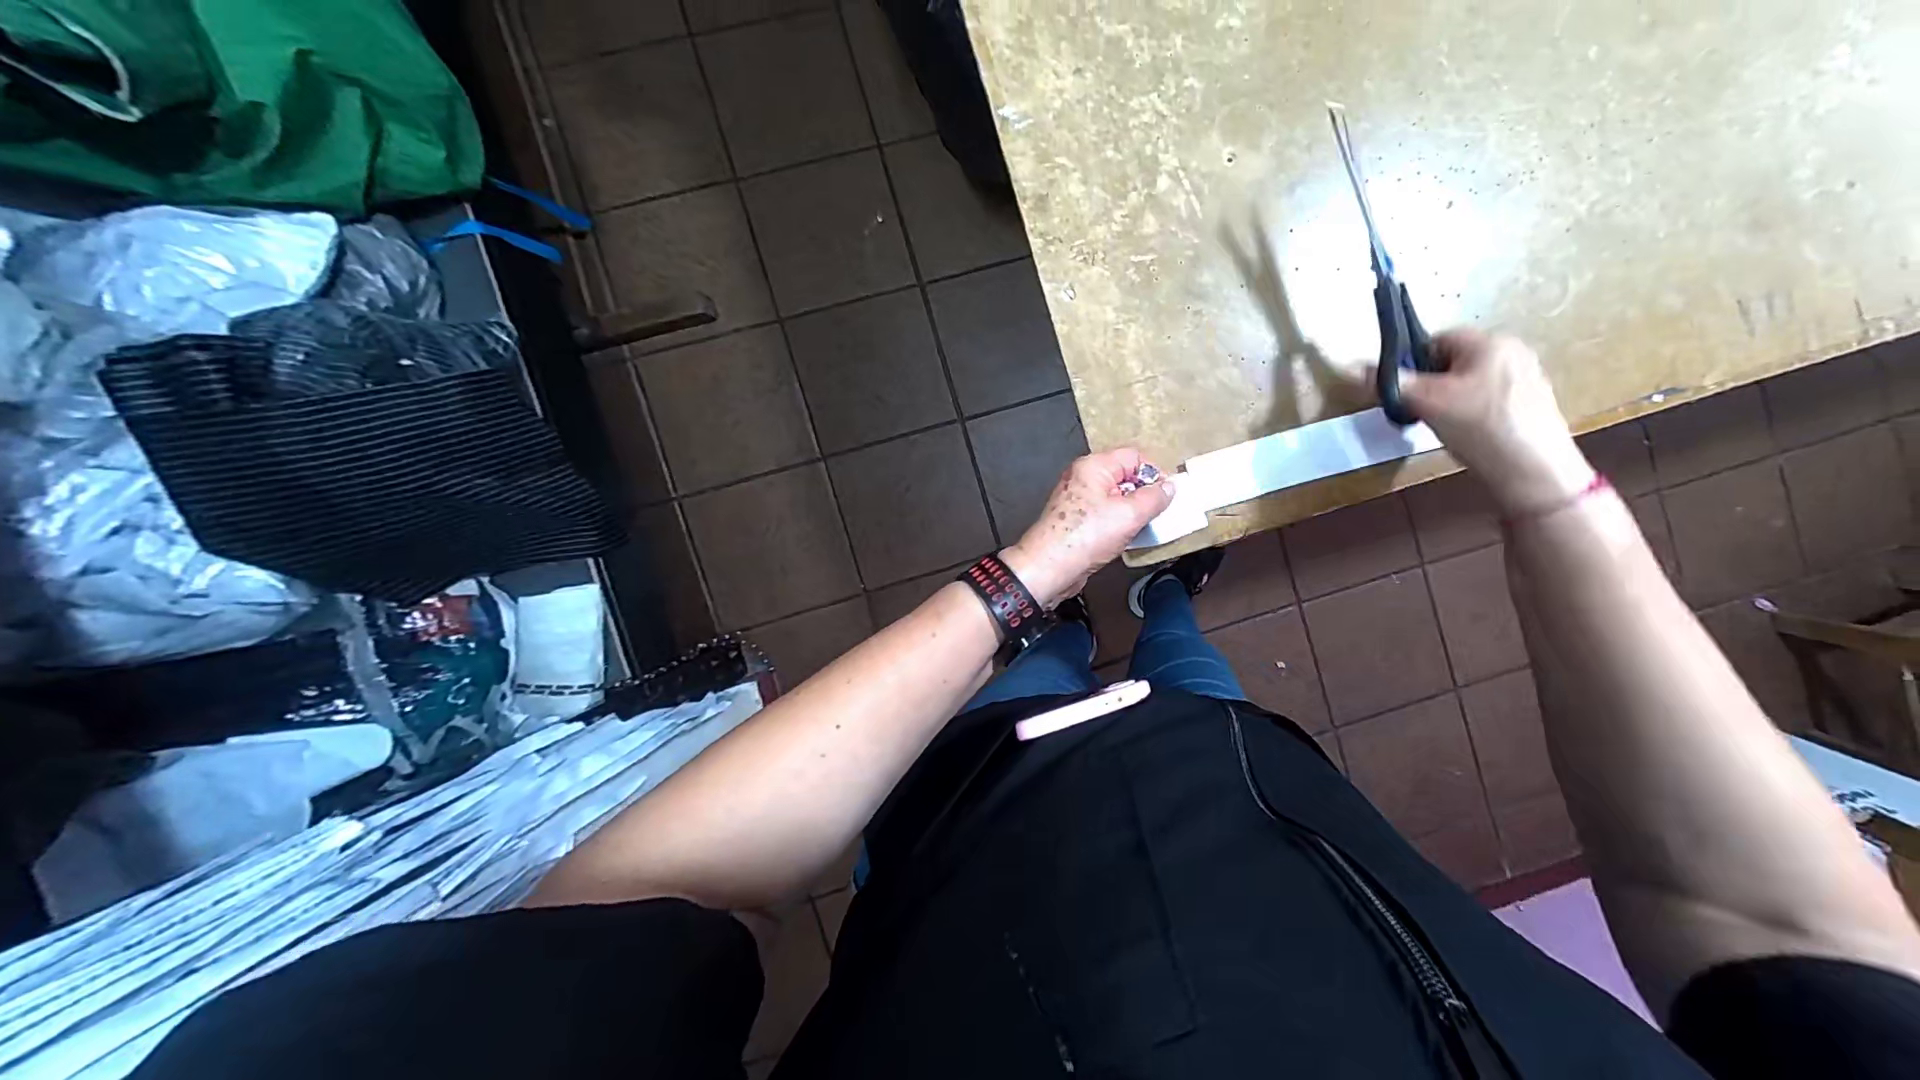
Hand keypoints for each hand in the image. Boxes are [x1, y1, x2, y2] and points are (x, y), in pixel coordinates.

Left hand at [1001, 449, 1174, 608]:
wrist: (1049, 568)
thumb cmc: (1082, 538)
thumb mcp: (1130, 515)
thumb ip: (1155, 498)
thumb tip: (1169, 488)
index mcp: (1093, 466)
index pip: (1134, 456)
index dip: (1153, 473)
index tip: (1165, 495)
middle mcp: (1083, 478)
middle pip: (1125, 477)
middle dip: (1144, 495)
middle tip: (1155, 514)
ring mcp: (1077, 500)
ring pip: (1116, 498)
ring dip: (1132, 513)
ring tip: (1139, 529)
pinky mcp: (1076, 520)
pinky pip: (1104, 515)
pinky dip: (1118, 524)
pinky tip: (1124, 539)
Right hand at [1398, 330, 1595, 515]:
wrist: (1532, 470)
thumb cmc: (1479, 427)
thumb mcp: (1427, 402)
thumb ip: (1392, 382)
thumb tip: (1353, 367)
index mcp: (1491, 342)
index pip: (1437, 339)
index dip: (1413, 363)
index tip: (1404, 390)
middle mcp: (1513, 351)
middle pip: (1452, 362)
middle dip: (1430, 384)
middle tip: (1420, 410)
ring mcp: (1526, 378)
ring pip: (1468, 382)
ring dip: (1448, 400)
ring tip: (1444, 425)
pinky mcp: (1531, 404)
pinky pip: (1486, 399)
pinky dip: (1470, 413)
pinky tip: (1468, 434)